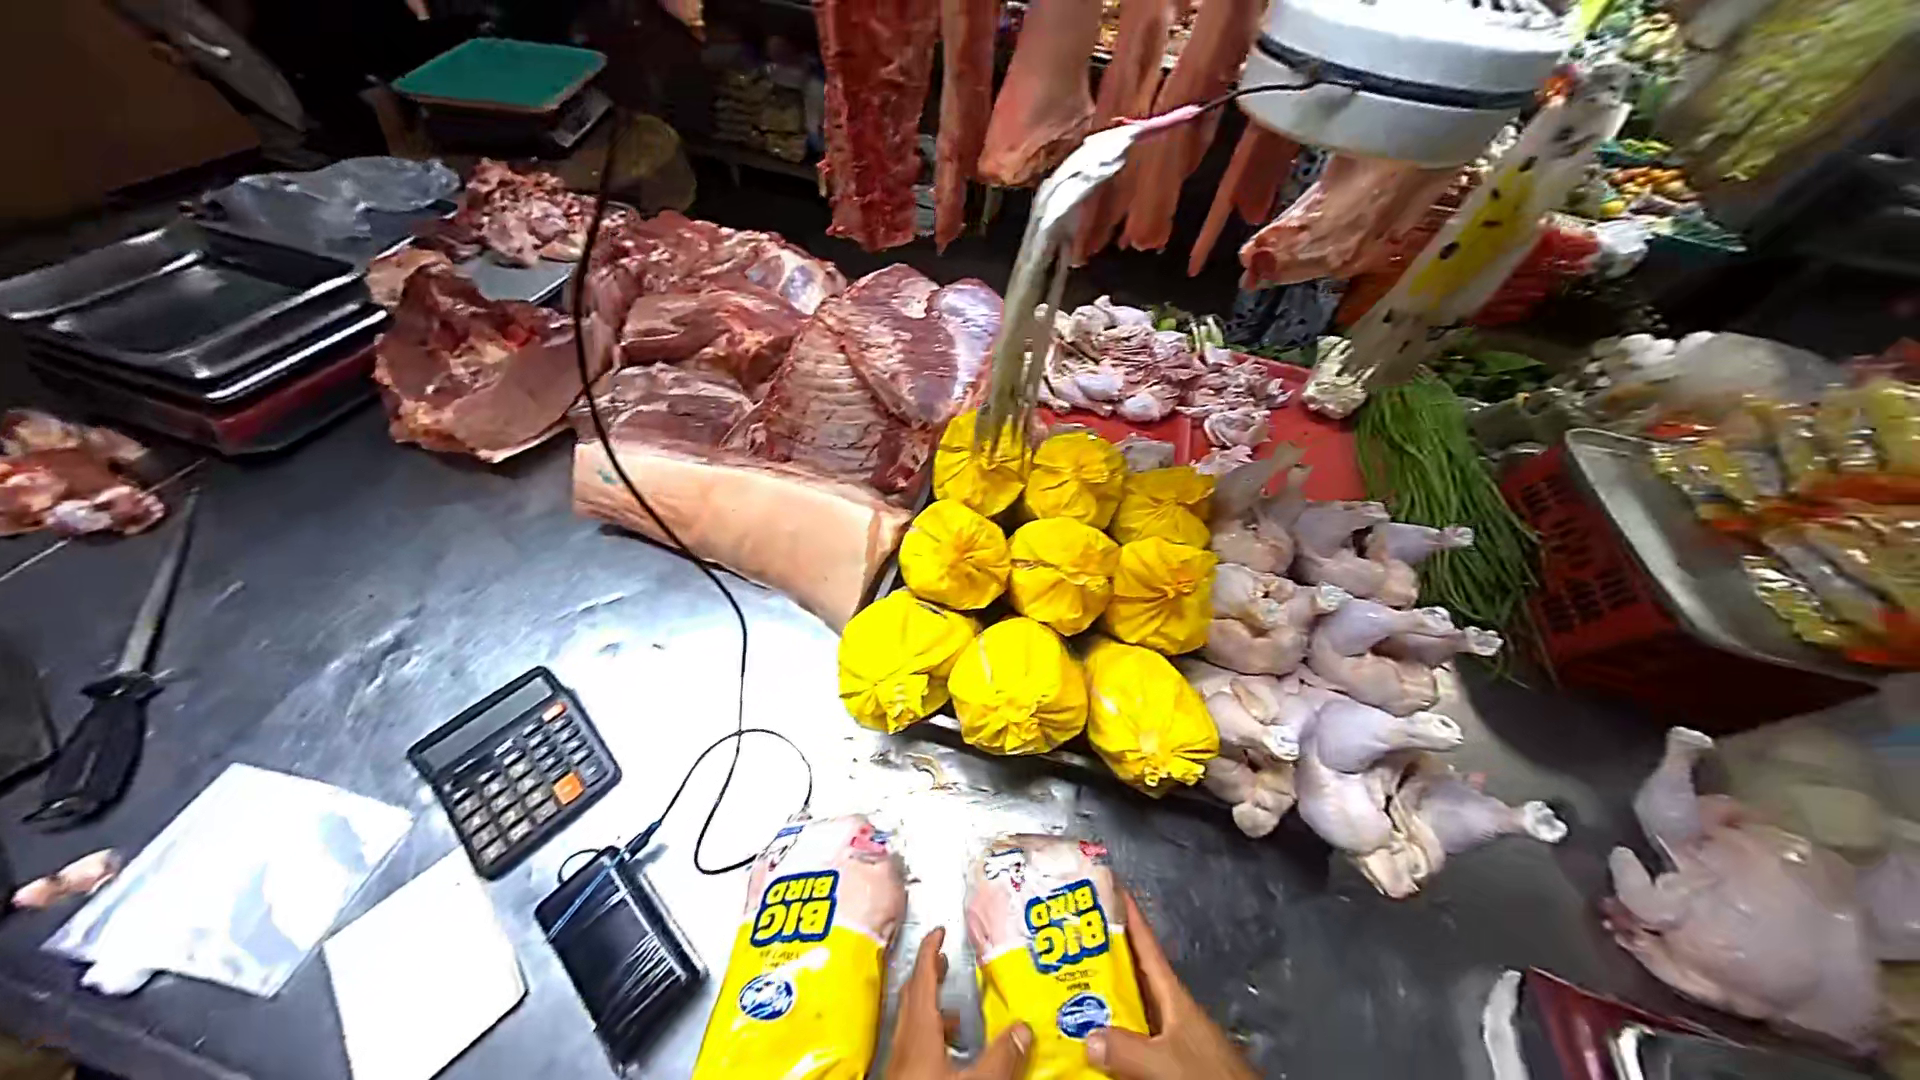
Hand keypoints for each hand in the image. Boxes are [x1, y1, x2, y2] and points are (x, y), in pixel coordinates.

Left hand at [884, 926, 1031, 1079]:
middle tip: (949, 962)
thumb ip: (1001, 1057)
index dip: (930, 950)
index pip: (922, 976)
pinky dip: (931, 1038)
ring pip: (912, 1022)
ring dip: (932, 1010)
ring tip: (959, 1015)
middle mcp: (904, 1040)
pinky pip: (914, 1047)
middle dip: (930, 975)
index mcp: (919, 1029)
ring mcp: (899, 1063)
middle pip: (913, 995)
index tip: (940, 929)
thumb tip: (1025, 1027)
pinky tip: (950, 1055)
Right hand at [1085, 893, 1258, 1079]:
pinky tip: (1094, 1039)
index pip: (1146, 945)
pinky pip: (1134, 1037)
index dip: (1128, 914)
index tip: (1108, 887)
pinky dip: (1114, 1033)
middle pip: (1133, 973)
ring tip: (1072, 984)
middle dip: (1104, 953)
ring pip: (1131, 1007)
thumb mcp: (1167, 1063)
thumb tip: (1086, 1035)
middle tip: (1072, 938)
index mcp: (1173, 994)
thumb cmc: (1209, 1076)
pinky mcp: (1170, 1060)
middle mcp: (1170, 1009)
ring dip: (1105, 996)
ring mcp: (1171, 1035)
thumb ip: (1128, 1050)